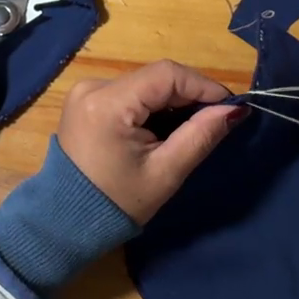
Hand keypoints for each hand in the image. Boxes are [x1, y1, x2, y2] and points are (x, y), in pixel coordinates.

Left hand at [56, 60, 245, 222]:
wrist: (64, 223)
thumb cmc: (117, 204)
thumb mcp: (165, 173)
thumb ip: (200, 135)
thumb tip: (234, 109)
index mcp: (107, 102)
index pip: (166, 74)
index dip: (203, 85)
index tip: (231, 106)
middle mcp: (94, 86)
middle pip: (155, 77)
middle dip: (189, 95)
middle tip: (216, 120)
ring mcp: (86, 91)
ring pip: (145, 84)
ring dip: (172, 101)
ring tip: (192, 127)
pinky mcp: (86, 100)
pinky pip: (130, 93)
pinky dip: (152, 106)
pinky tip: (164, 128)